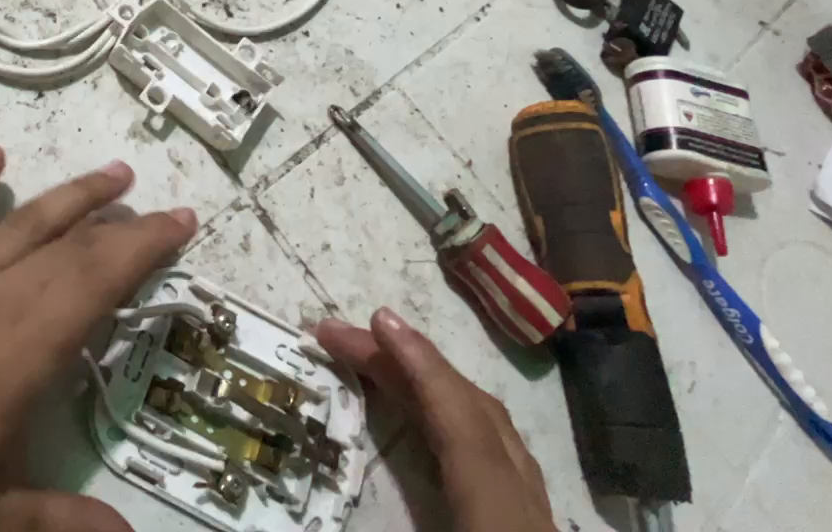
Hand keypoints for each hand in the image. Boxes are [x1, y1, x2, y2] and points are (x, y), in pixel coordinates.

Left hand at [0, 142, 197, 531]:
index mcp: (16, 353)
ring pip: (16, 227)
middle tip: (161, 205)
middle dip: (118, 224)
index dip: (143, 248)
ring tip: (109, 174)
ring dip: (66, 198)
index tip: (183, 221)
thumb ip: (61, 522)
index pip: (96, 281)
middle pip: (65, 247)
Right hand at [316, 309, 553, 531]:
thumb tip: (298, 508)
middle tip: (340, 337)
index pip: (465, 428)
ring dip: (428, 384)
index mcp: (500, 518)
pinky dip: (452, 417)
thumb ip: (372, 514)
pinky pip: (494, 451)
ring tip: (370, 362)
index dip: (423, 369)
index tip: (379, 320)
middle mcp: (526, 507)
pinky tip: (420, 416)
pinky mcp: (526, 519)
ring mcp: (533, 513)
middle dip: (406, 363)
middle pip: (472, 413)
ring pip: (488, 427)